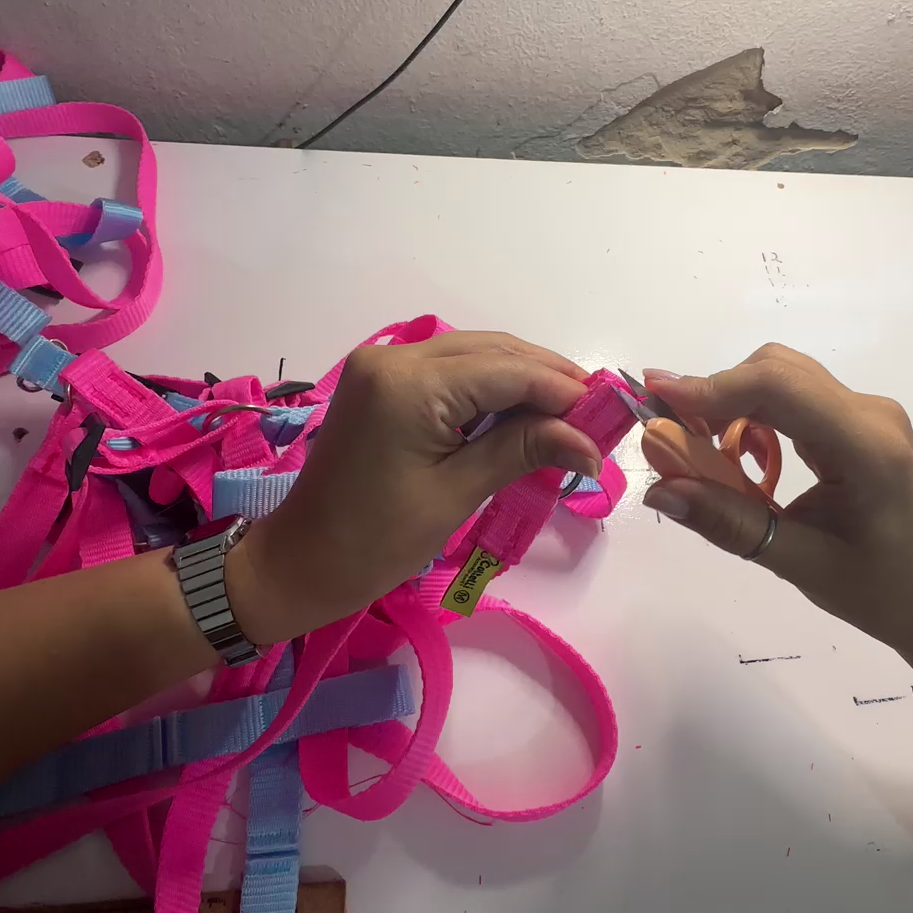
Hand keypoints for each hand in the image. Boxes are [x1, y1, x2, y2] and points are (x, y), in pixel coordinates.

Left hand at [230, 332, 604, 642]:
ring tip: (568, 413)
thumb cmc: (376, 541)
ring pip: (473, 355)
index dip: (562, 389)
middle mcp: (394, 356)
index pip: (506, 370)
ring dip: (521, 379)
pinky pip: (449, 370)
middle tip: (595, 412)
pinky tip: (521, 410)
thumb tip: (591, 443)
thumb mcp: (457, 493)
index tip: (610, 412)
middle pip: (492, 351)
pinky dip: (489, 388)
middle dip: (546, 378)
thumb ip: (523, 449)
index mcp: (409, 384)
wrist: (303, 561)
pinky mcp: (382, 380)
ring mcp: (384, 364)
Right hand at [638, 344, 912, 658]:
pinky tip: (734, 450)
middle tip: (667, 432)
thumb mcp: (800, 564)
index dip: (711, 387)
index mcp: (866, 446)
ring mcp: (865, 413)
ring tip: (694, 445)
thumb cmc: (881, 593)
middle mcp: (869, 413)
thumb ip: (729, 523)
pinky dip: (750, 412)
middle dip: (714, 392)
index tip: (655, 398)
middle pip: (775, 370)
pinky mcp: (855, 422)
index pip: (778, 389)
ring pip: (780, 377)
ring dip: (730, 400)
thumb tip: (659, 491)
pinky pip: (791, 397)